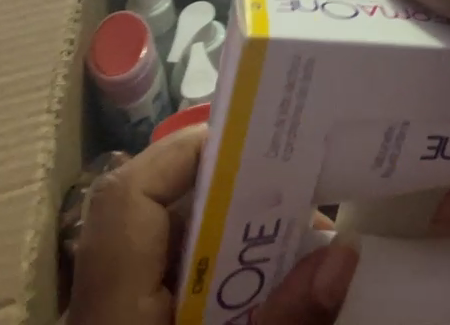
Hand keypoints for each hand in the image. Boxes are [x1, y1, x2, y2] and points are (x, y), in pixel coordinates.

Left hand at [69, 124, 357, 324]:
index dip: (181, 154)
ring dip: (242, 241)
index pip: (124, 196)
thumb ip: (282, 324)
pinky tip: (276, 294)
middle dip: (238, 199)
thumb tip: (346, 257)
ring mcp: (118, 324)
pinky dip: (229, 280)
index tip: (251, 143)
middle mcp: (103, 307)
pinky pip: (181, 289)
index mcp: (109, 311)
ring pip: (176, 252)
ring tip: (304, 247)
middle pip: (160, 217)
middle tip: (304, 197)